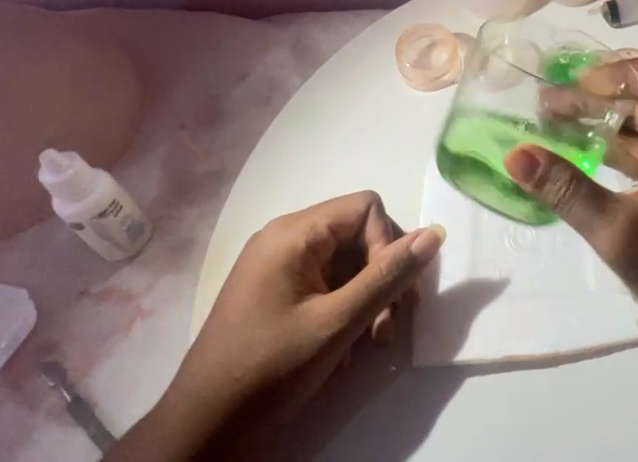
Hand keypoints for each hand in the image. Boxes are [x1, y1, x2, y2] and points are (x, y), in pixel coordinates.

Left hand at [168, 192, 442, 425]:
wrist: (203, 428)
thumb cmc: (269, 370)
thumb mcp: (337, 323)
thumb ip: (388, 276)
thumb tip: (435, 233)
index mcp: (294, 233)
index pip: (366, 208)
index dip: (389, 244)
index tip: (392, 293)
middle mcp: (284, 238)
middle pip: (358, 233)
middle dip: (382, 274)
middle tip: (390, 325)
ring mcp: (277, 265)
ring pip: (347, 260)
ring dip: (368, 296)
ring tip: (371, 341)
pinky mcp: (276, 290)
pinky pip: (327, 280)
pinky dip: (346, 305)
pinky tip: (348, 343)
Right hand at [505, 53, 637, 352]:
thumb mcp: (618, 233)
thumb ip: (565, 189)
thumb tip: (515, 154)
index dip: (623, 71)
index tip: (580, 87)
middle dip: (604, 100)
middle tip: (551, 108)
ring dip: (615, 127)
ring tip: (560, 130)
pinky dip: (633, 153)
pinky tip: (593, 161)